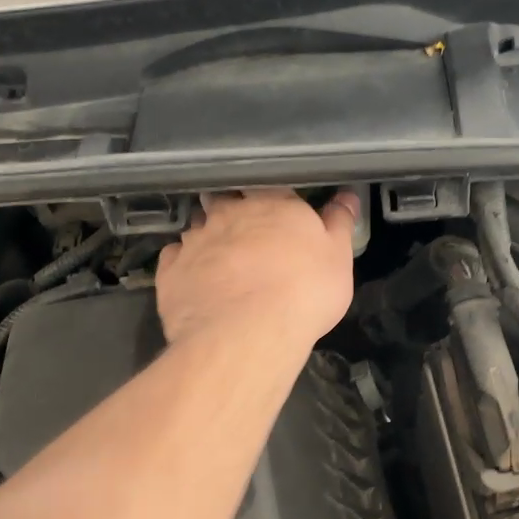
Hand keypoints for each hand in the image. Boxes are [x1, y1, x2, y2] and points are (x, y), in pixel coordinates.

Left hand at [155, 188, 359, 349]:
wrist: (247, 332)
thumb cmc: (304, 290)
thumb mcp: (338, 256)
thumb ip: (339, 223)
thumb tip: (346, 196)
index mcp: (272, 202)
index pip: (269, 185)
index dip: (272, 198)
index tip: (277, 212)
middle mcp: (228, 213)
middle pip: (225, 200)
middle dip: (231, 210)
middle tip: (244, 232)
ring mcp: (195, 241)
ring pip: (197, 227)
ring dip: (207, 237)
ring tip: (221, 260)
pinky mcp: (171, 272)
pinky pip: (175, 258)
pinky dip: (184, 264)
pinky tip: (196, 278)